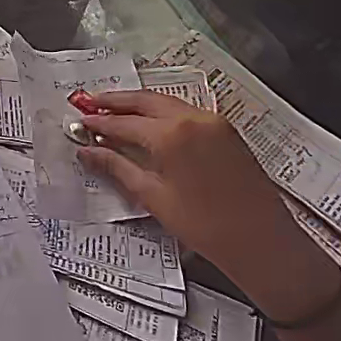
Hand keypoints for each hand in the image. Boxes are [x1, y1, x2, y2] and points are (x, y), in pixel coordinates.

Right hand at [79, 90, 340, 320]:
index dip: (98, 122)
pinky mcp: (224, 129)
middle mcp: (192, 118)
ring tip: (114, 110)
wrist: (260, 240)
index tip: (80, 122)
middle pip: (144, 101)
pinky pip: (185, 111)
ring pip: (165, 102)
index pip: (124, 122)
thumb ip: (118, 167)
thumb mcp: (153, 196)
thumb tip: (88, 151)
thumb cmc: (204, 225)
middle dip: (115, 101)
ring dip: (138, 104)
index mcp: (171, 134)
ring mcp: (211, 121)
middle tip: (90, 103)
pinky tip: (148, 122)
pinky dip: (161, 111)